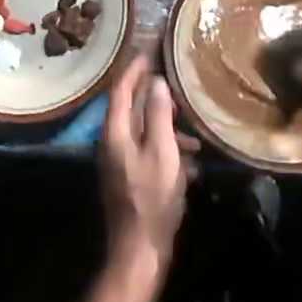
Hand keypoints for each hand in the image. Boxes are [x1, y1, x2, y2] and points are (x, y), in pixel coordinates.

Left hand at [100, 55, 188, 269]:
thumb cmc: (153, 200)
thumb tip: (157, 83)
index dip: (134, 70)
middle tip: (175, 82)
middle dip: (151, 94)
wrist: (139, 249)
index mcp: (115, 133)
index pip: (120, 91)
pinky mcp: (128, 176)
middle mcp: (111, 142)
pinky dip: (165, 146)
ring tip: (191, 126)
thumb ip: (159, 117)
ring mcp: (118, 160)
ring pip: (140, 129)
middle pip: (129, 108)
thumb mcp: (163, 154)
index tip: (149, 52)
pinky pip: (146, 149)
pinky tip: (190, 157)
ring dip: (164, 123)